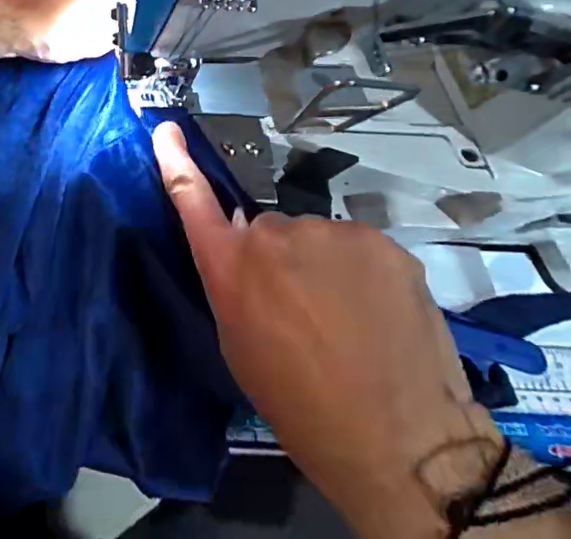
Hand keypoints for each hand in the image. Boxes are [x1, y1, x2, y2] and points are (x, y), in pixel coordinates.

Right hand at [154, 123, 502, 536]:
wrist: (402, 442)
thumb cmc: (301, 406)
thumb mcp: (241, 346)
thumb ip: (233, 282)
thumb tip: (242, 241)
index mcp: (230, 266)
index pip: (192, 198)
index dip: (176, 159)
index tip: (168, 129)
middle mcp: (273, 234)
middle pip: (268, 230)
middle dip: (279, 259)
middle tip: (304, 311)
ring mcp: (331, 231)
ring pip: (317, 239)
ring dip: (323, 265)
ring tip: (347, 318)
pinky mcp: (380, 239)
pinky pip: (357, 246)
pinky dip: (362, 271)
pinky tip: (378, 311)